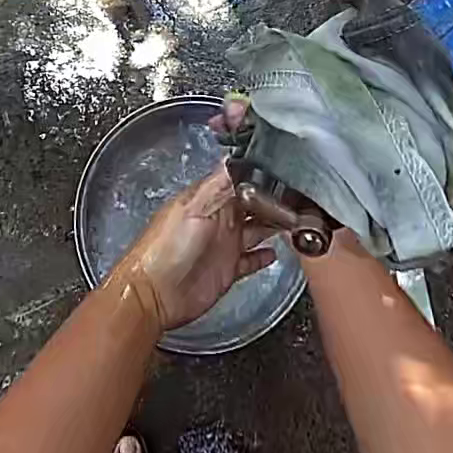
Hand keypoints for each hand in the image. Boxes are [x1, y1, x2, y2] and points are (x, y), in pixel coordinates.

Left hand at [113, 163, 281, 329]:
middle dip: (275, 199)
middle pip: (254, 204)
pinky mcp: (227, 269)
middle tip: (300, 197)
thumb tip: (239, 158)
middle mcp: (219, 219)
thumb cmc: (166, 248)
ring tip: (296, 219)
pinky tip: (276, 252)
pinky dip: (264, 256)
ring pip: (257, 229)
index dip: (263, 177)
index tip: (287, 174)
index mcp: (209, 199)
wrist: (152, 294)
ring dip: (275, 224)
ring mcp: (223, 244)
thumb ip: (220, 185)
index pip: (241, 180)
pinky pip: (251, 259)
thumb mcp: (195, 207)